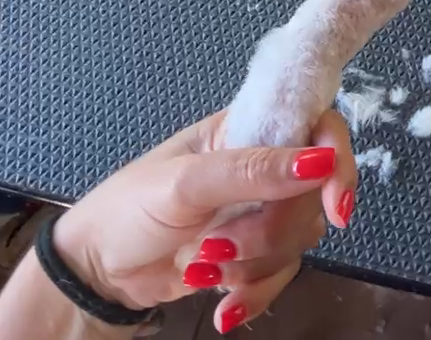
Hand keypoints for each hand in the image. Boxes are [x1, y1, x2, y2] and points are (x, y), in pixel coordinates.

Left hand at [51, 109, 356, 331]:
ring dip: (255, 263)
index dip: (336, 161)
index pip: (318, 127)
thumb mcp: (186, 184)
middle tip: (220, 245)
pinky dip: (255, 293)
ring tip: (204, 265)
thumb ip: (253, 170)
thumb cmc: (130, 209)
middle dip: (270, 231)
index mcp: (252, 126)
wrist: (94, 273)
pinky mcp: (254, 251)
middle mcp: (266, 163)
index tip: (334, 205)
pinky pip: (283, 272)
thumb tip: (320, 162)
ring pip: (300, 236)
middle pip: (312, 194)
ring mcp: (261, 209)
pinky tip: (224, 306)